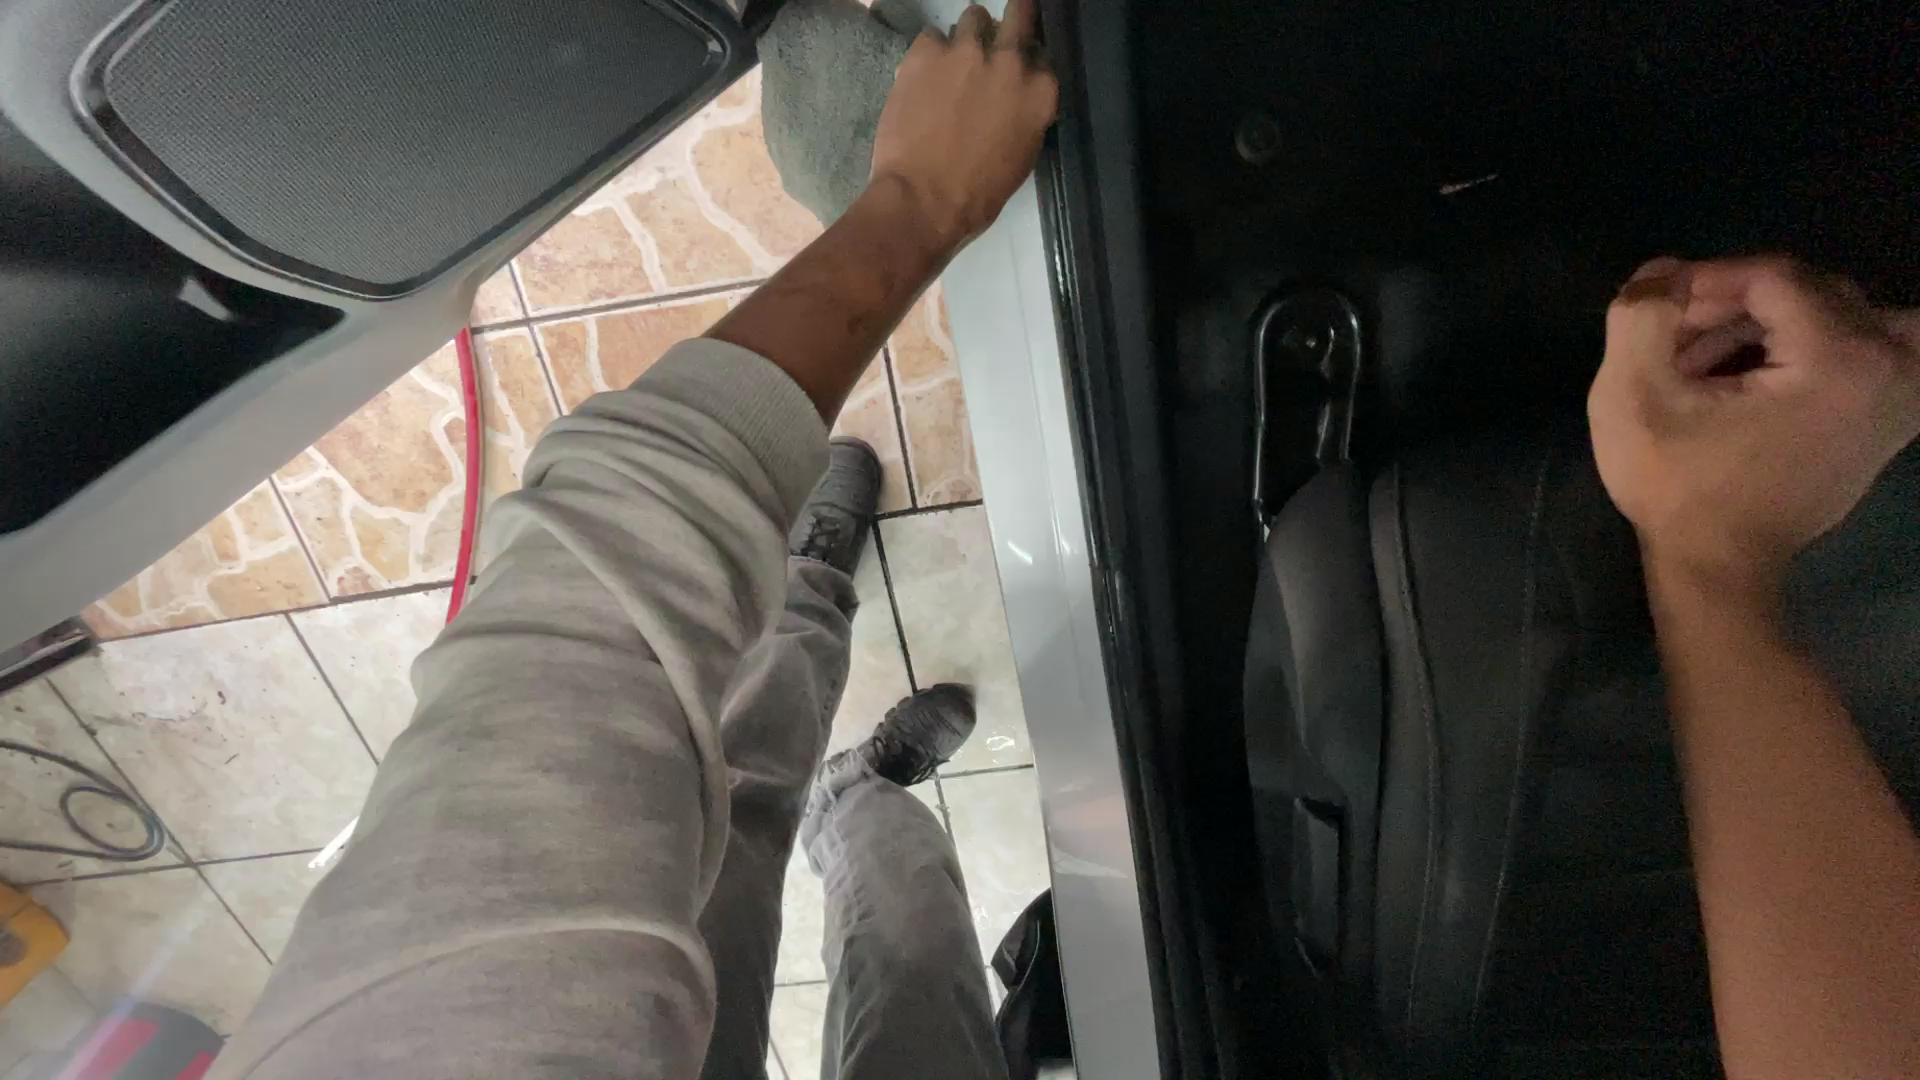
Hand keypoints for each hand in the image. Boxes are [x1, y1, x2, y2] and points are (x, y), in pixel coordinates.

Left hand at [866, 0, 1058, 251]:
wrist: (922, 201)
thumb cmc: (975, 198)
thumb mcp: (1018, 164)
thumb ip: (1023, 122)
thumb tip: (1014, 107)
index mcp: (1039, 95)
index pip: (1042, 60)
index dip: (1026, 66)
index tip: (1014, 77)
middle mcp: (1010, 62)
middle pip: (1017, 15)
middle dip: (1009, 25)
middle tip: (993, 47)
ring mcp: (967, 51)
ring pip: (973, 19)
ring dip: (966, 40)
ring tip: (952, 69)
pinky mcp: (926, 52)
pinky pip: (931, 37)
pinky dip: (929, 56)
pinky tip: (922, 82)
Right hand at [1588, 256, 1919, 595]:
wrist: (1719, 559)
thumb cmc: (1673, 481)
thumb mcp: (1630, 398)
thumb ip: (1641, 320)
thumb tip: (1659, 271)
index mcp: (1844, 357)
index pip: (1776, 276)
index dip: (1704, 281)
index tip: (1650, 308)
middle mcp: (1900, 363)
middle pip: (1811, 292)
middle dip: (1730, 305)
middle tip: (1667, 341)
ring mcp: (1906, 393)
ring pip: (1837, 316)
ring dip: (1764, 325)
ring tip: (1701, 363)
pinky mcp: (1894, 416)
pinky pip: (1859, 349)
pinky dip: (1797, 349)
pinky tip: (1742, 381)